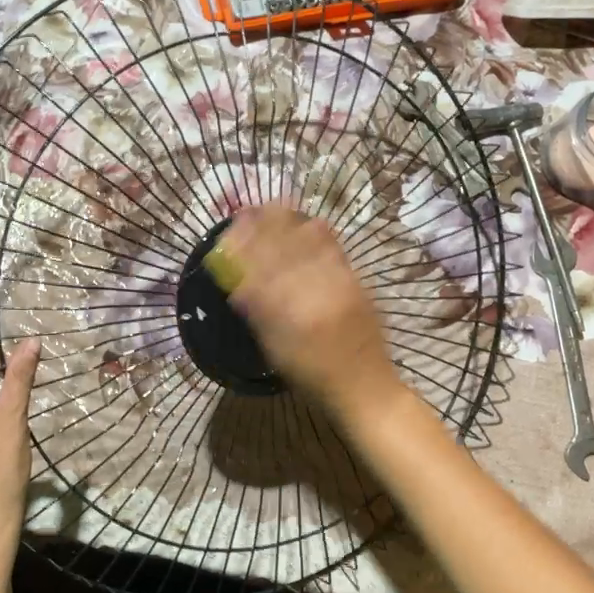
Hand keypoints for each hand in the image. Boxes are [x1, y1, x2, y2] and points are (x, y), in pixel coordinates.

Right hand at [220, 205, 401, 419]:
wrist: (364, 387)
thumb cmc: (312, 375)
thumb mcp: (276, 350)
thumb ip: (258, 315)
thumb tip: (236, 284)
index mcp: (291, 313)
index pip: (261, 270)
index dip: (244, 247)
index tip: (229, 232)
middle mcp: (315, 293)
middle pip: (284, 250)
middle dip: (264, 227)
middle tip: (247, 210)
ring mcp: (339, 285)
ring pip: (310, 245)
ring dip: (290, 223)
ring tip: (274, 205)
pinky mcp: (356, 283)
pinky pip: (335, 251)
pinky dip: (319, 233)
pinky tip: (309, 221)